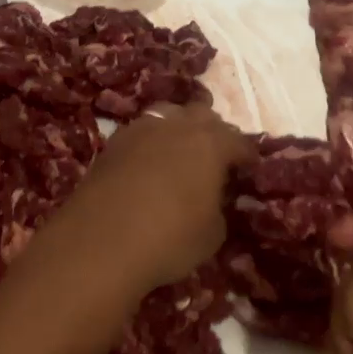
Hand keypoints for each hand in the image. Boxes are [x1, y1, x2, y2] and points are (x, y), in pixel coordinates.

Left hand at [53, 100, 252, 291]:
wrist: (101, 238)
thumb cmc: (169, 237)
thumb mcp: (213, 232)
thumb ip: (218, 204)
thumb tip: (212, 194)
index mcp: (209, 143)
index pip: (238, 141)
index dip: (248, 155)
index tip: (251, 168)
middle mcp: (175, 125)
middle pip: (202, 116)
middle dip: (214, 133)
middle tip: (218, 159)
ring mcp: (140, 128)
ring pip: (169, 115)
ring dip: (181, 130)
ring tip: (184, 155)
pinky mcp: (113, 140)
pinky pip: (143, 130)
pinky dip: (154, 141)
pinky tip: (152, 162)